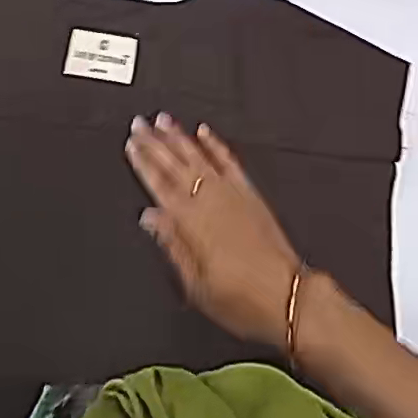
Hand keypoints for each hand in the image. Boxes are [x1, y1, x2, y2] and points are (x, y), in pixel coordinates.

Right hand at [125, 113, 303, 348]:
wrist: (286, 296)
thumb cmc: (240, 297)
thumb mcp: (196, 284)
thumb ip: (171, 244)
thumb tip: (149, 218)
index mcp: (190, 222)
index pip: (159, 184)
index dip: (143, 163)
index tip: (131, 145)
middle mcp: (208, 200)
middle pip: (174, 164)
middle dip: (154, 142)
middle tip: (139, 123)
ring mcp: (230, 192)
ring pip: (197, 156)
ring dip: (179, 136)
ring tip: (163, 120)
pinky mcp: (249, 191)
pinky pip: (228, 160)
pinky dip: (215, 144)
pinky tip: (203, 132)